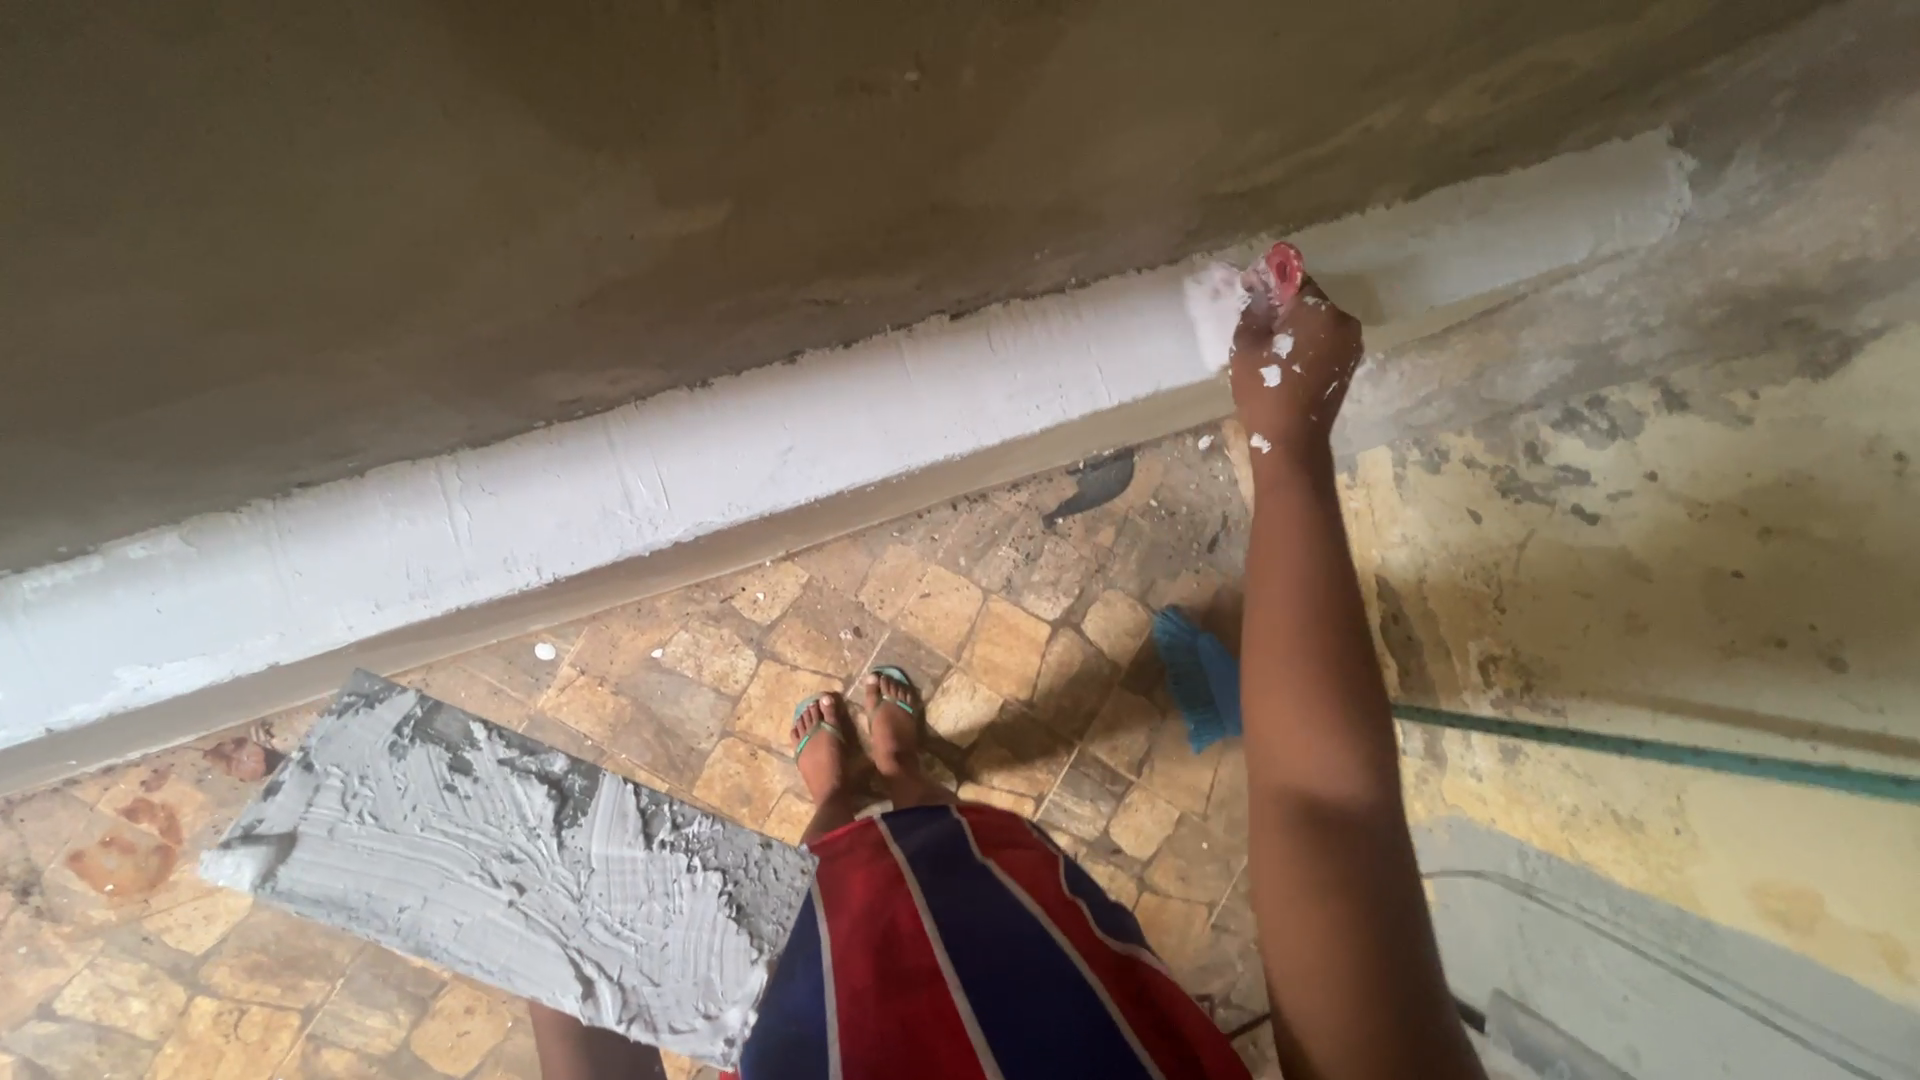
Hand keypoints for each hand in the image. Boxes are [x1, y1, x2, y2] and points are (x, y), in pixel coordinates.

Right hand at [1228, 252, 1363, 463]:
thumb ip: (1253, 312)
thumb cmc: (1264, 391)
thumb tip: (1259, 296)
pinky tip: (1285, 358)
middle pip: (1309, 300)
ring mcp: (1351, 344)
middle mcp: (1343, 321)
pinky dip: (1306, 341)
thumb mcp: (1245, 347)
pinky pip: (1324, 340)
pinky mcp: (1349, 363)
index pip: (1295, 279)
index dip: (1270, 280)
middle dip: (1283, 304)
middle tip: (1256, 318)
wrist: (1292, 439)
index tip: (1250, 286)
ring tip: (1268, 342)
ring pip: (1318, 321)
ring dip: (1295, 324)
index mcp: (1319, 310)